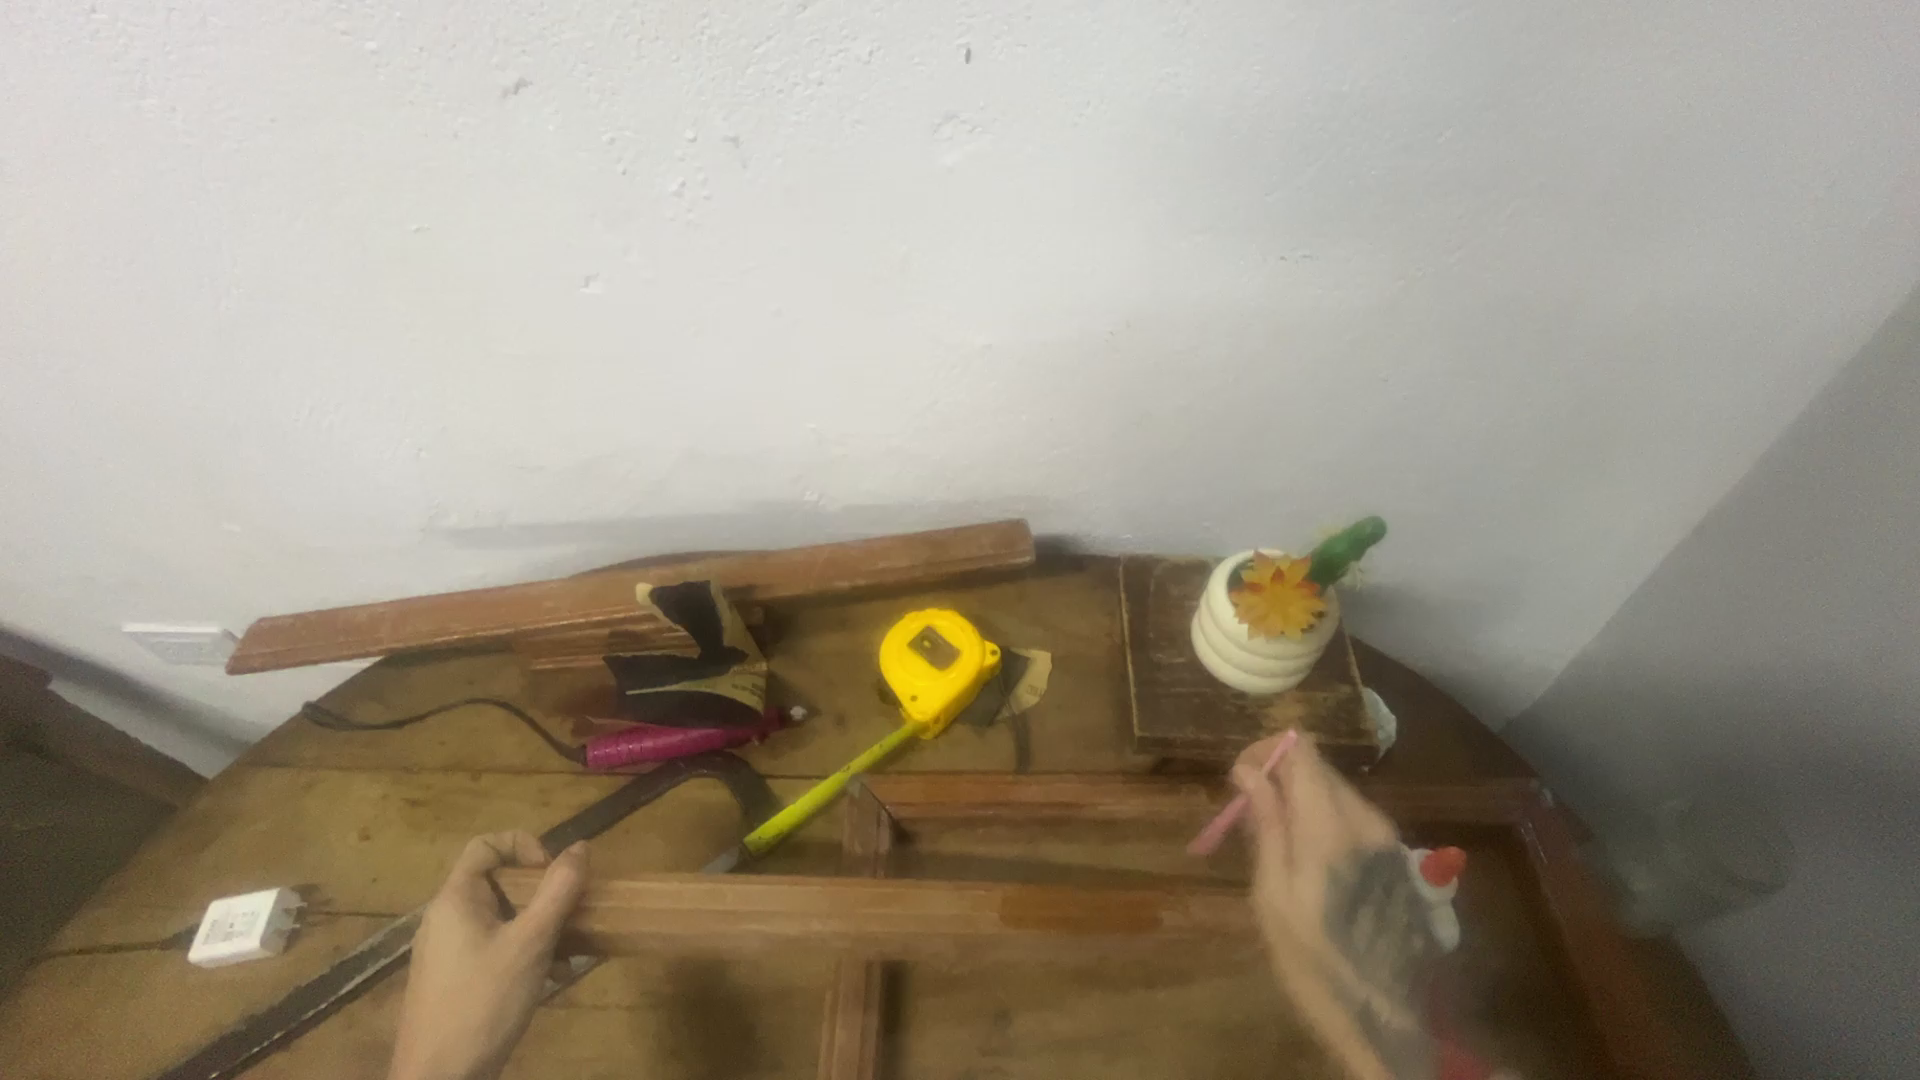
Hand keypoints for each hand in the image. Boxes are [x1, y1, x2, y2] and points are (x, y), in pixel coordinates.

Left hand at [388, 832, 589, 1079]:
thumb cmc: (484, 1002)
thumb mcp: (532, 941)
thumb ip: (558, 890)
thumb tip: (580, 847)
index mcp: (455, 901)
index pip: (486, 845)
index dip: (524, 845)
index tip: (552, 872)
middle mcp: (446, 919)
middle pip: (499, 881)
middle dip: (542, 890)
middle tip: (570, 910)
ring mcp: (448, 951)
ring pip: (502, 915)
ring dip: (540, 923)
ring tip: (570, 947)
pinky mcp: (455, 979)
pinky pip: (496, 944)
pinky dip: (526, 948)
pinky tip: (553, 975)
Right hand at [1233, 736, 1439, 1079]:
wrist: (1387, 1023)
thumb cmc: (1314, 962)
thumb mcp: (1273, 894)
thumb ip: (1266, 824)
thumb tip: (1247, 769)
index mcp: (1330, 825)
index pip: (1303, 751)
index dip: (1266, 751)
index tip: (1240, 779)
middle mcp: (1366, 820)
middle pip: (1318, 768)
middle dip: (1280, 777)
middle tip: (1249, 816)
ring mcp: (1388, 839)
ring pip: (1335, 791)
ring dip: (1300, 800)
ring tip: (1272, 841)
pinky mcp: (1396, 858)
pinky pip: (1351, 817)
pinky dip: (1322, 820)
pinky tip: (1306, 861)